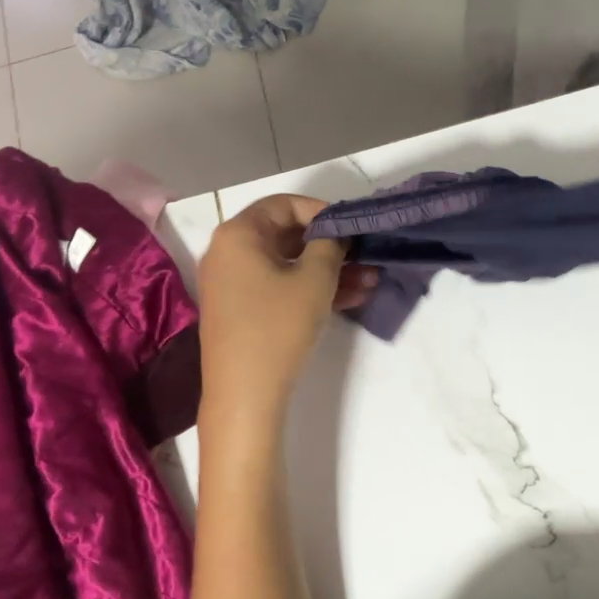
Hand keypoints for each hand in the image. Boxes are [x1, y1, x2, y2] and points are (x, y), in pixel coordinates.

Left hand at [198, 195, 376, 416]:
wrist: (244, 394)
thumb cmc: (278, 327)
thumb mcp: (314, 280)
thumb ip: (330, 245)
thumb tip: (335, 233)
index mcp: (238, 234)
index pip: (284, 204)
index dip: (322, 211)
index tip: (353, 227)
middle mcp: (228, 252)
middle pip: (285, 235)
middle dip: (330, 245)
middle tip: (366, 255)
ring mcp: (232, 284)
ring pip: (287, 265)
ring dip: (328, 271)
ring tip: (370, 281)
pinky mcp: (241, 311)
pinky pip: (279, 287)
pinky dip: (310, 289)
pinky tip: (351, 299)